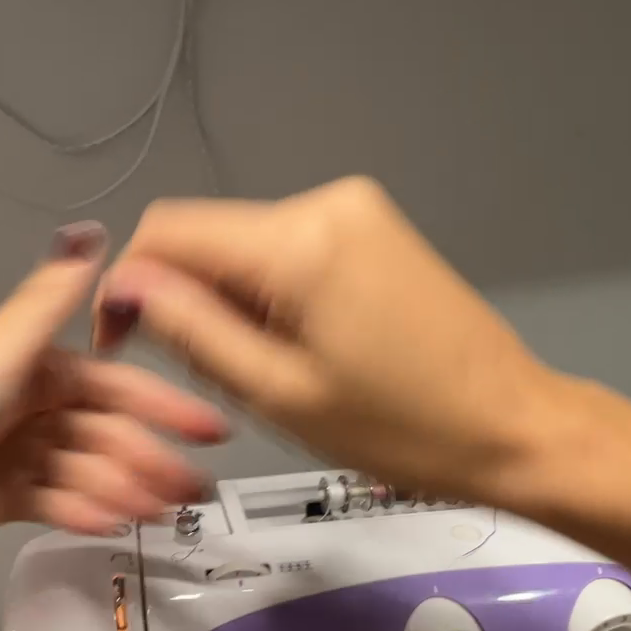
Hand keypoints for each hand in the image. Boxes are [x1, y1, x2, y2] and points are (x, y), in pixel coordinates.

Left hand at [0, 221, 226, 585]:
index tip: (211, 432)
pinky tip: (106, 525)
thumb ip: (49, 302)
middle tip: (191, 493)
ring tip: (151, 516)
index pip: (112, 385)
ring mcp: (19, 453)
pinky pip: (57, 501)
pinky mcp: (7, 496)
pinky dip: (81, 511)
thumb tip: (94, 230)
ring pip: (87, 471)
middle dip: (148, 459)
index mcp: (32, 367)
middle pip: (105, 433)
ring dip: (121, 490)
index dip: (162, 405)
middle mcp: (30, 406)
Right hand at [95, 177, 567, 504]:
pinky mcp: (372, 229)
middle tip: (212, 381)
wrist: (510, 425)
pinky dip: (265, 299)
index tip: (119, 345)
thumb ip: (193, 330)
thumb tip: (125, 283)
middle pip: (208, 239)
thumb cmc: (396, 429)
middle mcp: (324, 201)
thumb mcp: (277, 392)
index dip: (127, 283)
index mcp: (299, 239)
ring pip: (244, 250)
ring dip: (227, 308)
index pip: (169, 230)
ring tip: (263, 375)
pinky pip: (285, 254)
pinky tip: (293, 349)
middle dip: (185, 304)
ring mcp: (354, 210)